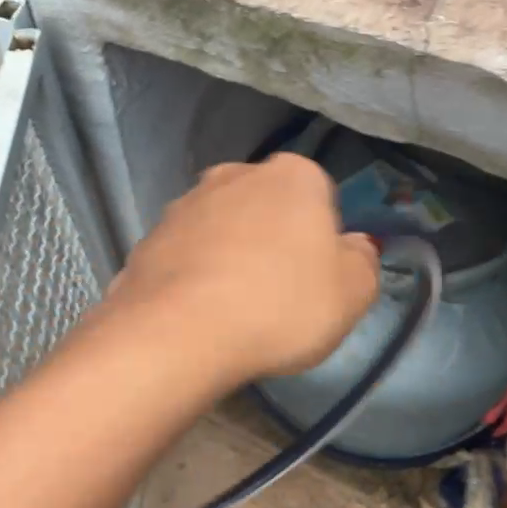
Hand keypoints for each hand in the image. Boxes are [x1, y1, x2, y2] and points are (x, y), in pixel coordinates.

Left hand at [102, 153, 379, 385]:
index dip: (319, 235)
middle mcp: (231, 176)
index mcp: (291, 175)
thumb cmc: (281, 306)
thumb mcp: (352, 292)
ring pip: (216, 229)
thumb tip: (355, 245)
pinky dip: (188, 278)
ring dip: (224, 256)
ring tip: (229, 308)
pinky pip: (179, 258)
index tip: (314, 275)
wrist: (179, 332)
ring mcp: (181, 207)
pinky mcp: (145, 242)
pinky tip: (193, 314)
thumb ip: (362, 261)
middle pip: (261, 206)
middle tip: (273, 292)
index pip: (317, 193)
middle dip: (267, 238)